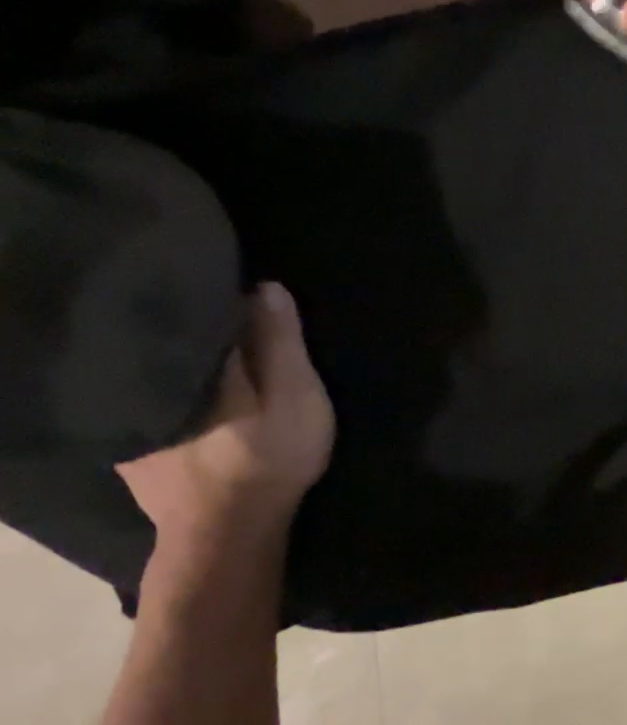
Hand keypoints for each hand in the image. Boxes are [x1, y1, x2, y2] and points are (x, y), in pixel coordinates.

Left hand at [116, 283, 334, 546]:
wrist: (225, 535)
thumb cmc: (269, 457)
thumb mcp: (295, 395)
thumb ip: (280, 344)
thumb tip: (263, 287)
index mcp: (198, 370)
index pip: (203, 319)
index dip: (224, 302)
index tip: (245, 290)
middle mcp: (157, 390)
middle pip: (180, 350)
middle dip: (205, 335)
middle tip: (235, 322)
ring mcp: (140, 425)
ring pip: (164, 383)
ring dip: (187, 371)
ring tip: (212, 363)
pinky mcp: (135, 453)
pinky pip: (151, 411)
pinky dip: (170, 401)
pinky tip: (187, 407)